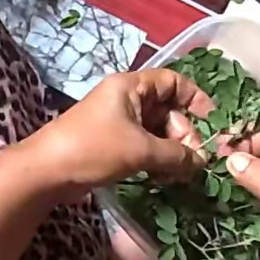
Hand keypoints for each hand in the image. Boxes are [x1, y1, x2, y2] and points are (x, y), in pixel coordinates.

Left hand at [21, 70, 213, 198]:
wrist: (47, 172)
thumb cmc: (93, 149)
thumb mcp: (141, 149)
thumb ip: (177, 154)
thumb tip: (202, 162)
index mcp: (130, 86)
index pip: (173, 81)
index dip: (196, 100)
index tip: (213, 124)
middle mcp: (124, 98)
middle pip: (167, 109)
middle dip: (184, 134)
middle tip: (192, 161)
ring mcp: (117, 121)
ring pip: (156, 130)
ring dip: (172, 150)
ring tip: (179, 174)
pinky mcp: (110, 143)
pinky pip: (143, 145)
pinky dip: (156, 158)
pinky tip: (164, 178)